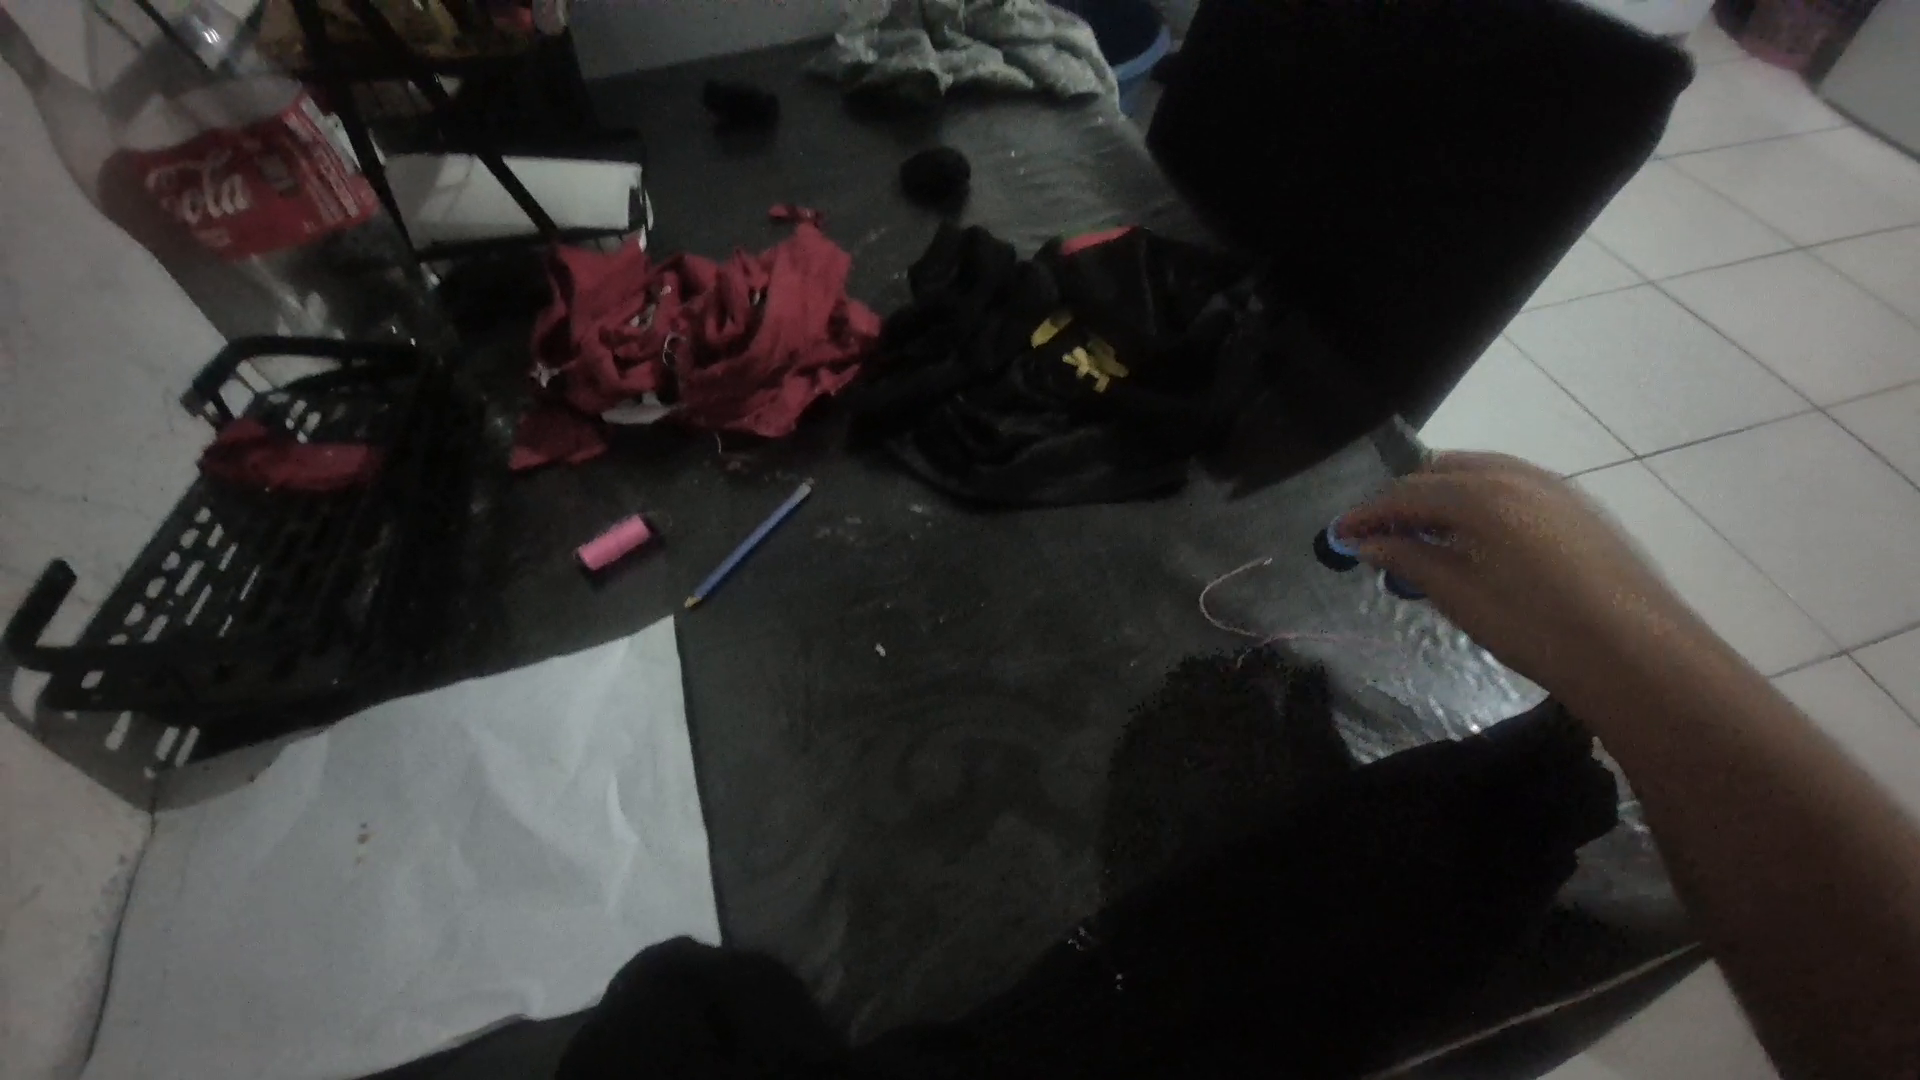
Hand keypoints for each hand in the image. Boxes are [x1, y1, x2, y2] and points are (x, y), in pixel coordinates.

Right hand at [1339, 452, 1712, 703]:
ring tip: (1419, 536)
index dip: (1366, 514)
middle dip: (1401, 499)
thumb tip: (1365, 543)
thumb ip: (1407, 558)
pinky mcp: (1576, 506)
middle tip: (1377, 536)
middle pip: (1438, 471)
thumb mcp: (1458, 596)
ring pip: (1476, 473)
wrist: (1641, 658)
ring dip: (1438, 496)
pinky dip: (1475, 500)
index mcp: (1481, 495)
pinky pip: (1508, 485)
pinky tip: (1469, 538)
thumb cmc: (1537, 629)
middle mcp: (1515, 476)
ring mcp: (1552, 486)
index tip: (1339, 535)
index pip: (1405, 493)